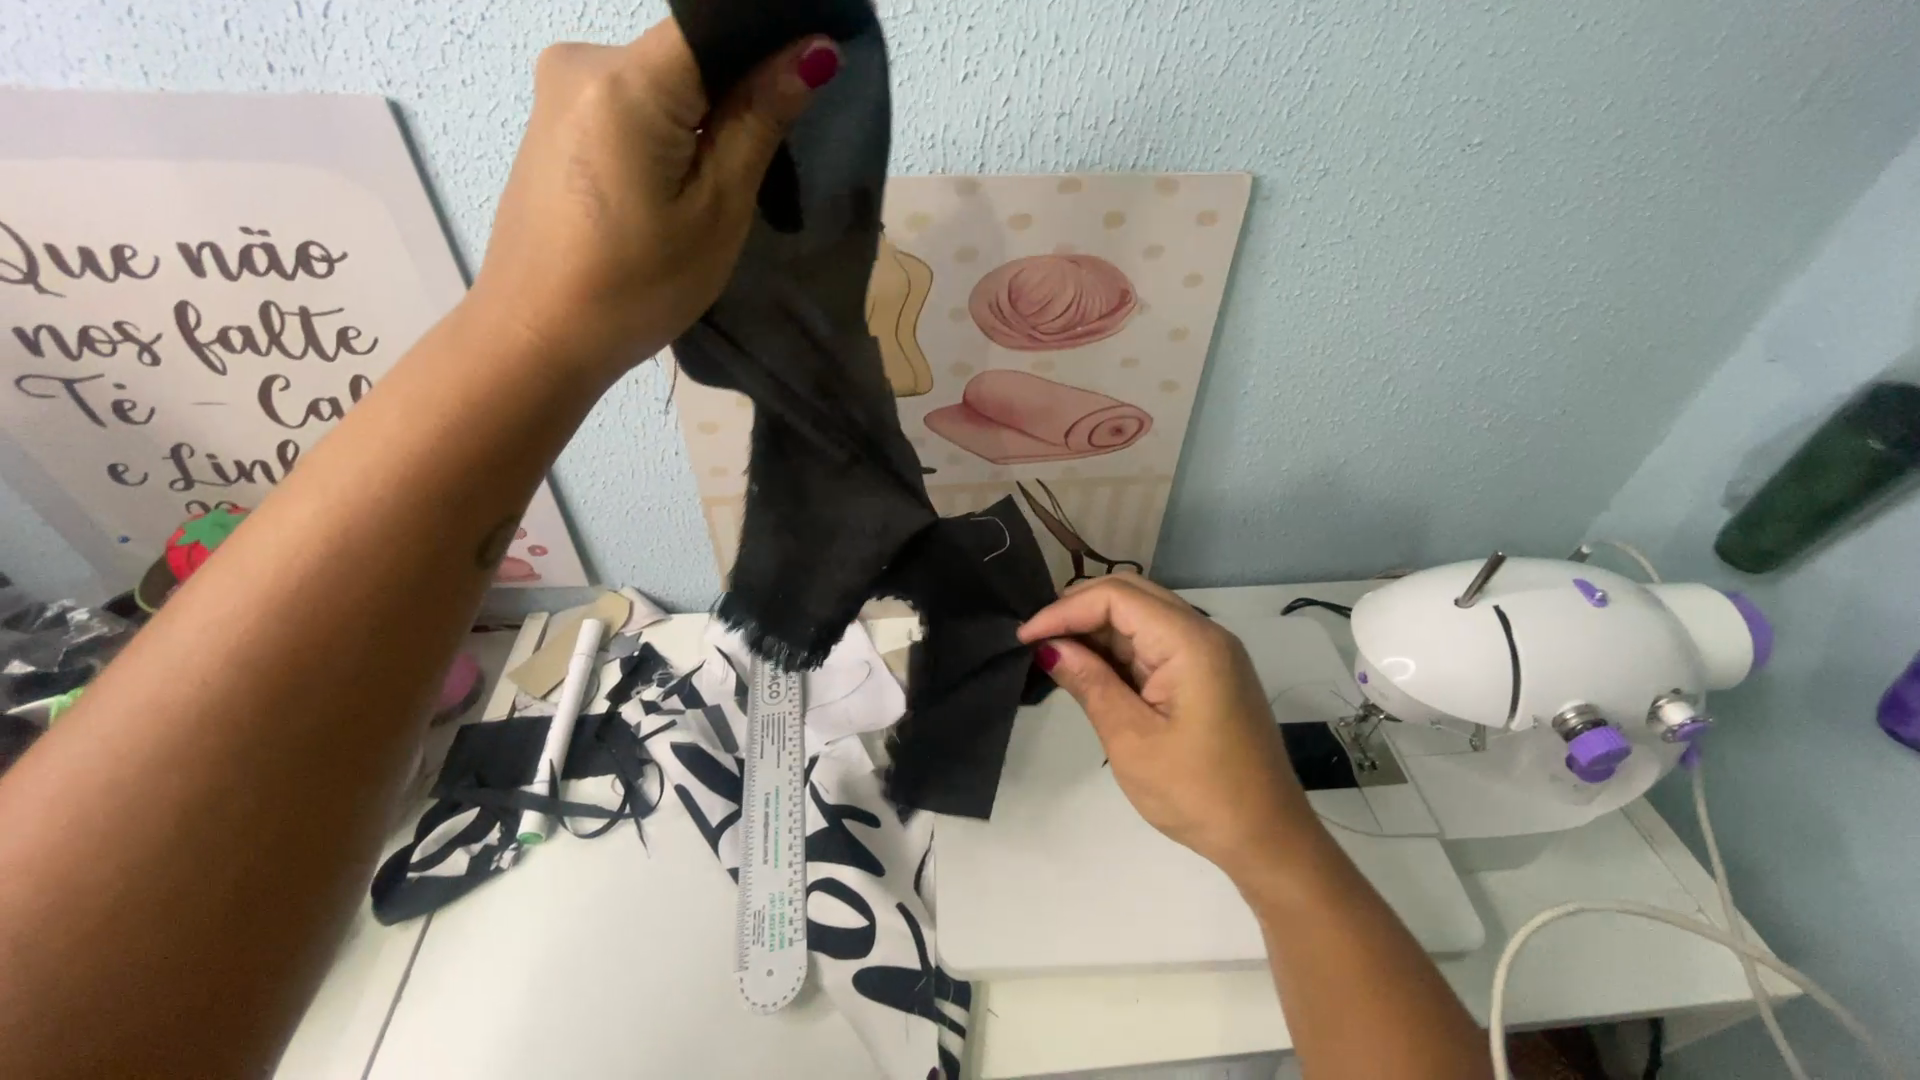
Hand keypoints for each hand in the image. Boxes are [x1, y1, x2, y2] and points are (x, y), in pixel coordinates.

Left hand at [464, 19, 839, 378]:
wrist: (538, 338)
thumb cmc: (636, 287)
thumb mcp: (716, 212)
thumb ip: (758, 122)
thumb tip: (810, 51)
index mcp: (625, 80)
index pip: (712, 25)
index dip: (767, 48)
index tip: (804, 87)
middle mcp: (582, 60)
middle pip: (687, 56)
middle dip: (733, 98)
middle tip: (756, 172)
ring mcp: (560, 89)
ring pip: (660, 83)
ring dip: (698, 122)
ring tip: (707, 195)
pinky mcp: (555, 121)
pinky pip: (630, 105)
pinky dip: (664, 134)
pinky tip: (666, 193)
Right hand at [1018, 575, 1316, 881]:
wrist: (1266, 838)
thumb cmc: (1197, 793)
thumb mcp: (1131, 740)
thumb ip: (1090, 683)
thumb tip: (1048, 646)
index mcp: (1191, 643)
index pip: (1117, 596)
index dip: (1065, 609)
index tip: (1024, 636)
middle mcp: (1204, 634)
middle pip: (1131, 595)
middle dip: (1078, 610)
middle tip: (1035, 640)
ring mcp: (1209, 653)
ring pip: (1141, 617)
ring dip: (1096, 630)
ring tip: (1052, 654)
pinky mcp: (1206, 674)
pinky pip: (1154, 644)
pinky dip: (1118, 650)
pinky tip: (1088, 669)